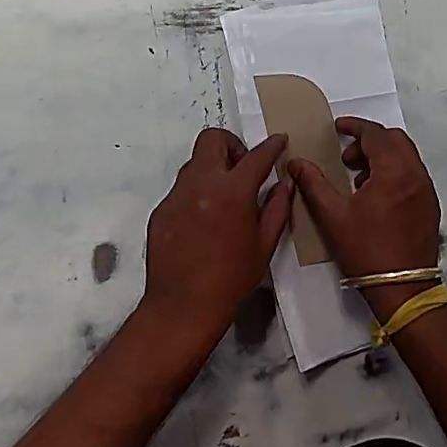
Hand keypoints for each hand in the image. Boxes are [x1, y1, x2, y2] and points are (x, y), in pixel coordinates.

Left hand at [140, 129, 292, 342]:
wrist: (183, 306)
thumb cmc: (232, 278)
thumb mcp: (265, 244)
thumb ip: (278, 207)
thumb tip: (284, 183)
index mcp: (233, 191)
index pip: (256, 156)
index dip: (271, 145)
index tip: (278, 141)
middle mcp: (202, 184)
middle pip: (213, 139)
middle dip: (232, 146)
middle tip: (243, 169)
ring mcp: (177, 195)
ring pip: (195, 163)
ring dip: (213, 168)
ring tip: (225, 197)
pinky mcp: (161, 210)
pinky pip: (182, 189)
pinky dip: (197, 193)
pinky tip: (205, 220)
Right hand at [288, 118, 440, 321]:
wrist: (402, 289)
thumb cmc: (366, 251)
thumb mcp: (333, 216)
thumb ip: (313, 183)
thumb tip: (296, 163)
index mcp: (394, 171)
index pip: (375, 134)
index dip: (354, 126)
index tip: (337, 127)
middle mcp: (416, 174)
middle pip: (394, 140)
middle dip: (368, 141)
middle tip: (346, 158)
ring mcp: (426, 190)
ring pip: (405, 156)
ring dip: (381, 156)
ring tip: (357, 178)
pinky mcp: (430, 205)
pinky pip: (412, 174)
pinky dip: (394, 171)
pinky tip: (375, 194)